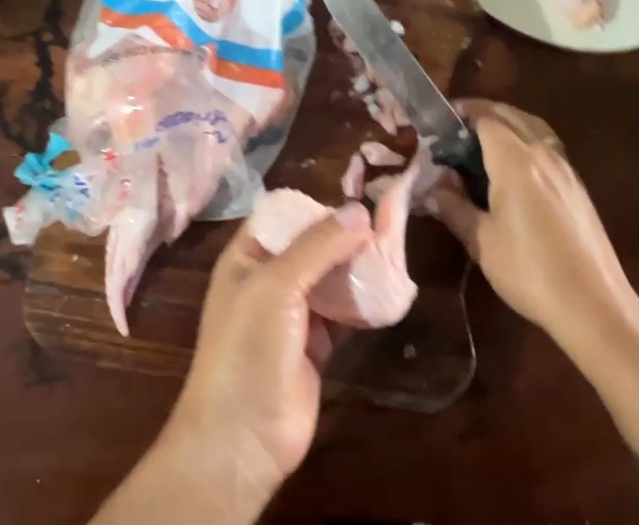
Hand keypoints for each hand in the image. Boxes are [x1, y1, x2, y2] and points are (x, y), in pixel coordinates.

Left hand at [162, 203, 373, 500]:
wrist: (242, 437)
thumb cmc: (248, 349)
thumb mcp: (276, 286)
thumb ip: (318, 246)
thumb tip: (360, 210)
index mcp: (247, 257)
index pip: (284, 215)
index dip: (319, 207)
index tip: (360, 201)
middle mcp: (268, 278)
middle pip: (313, 245)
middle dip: (347, 237)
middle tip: (390, 226)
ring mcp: (292, 312)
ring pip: (332, 276)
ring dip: (359, 268)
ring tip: (395, 253)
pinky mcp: (316, 343)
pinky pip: (344, 310)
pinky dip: (364, 301)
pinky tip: (389, 290)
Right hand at [427, 99, 638, 340]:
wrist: (593, 305)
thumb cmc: (530, 271)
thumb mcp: (481, 242)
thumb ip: (455, 207)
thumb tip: (435, 187)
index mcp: (516, 162)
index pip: (486, 120)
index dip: (461, 115)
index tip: (438, 124)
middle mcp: (544, 155)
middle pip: (512, 117)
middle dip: (483, 114)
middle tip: (455, 128)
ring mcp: (566, 170)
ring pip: (534, 129)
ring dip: (507, 124)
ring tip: (482, 141)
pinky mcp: (577, 188)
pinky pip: (548, 147)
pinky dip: (526, 141)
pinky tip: (514, 167)